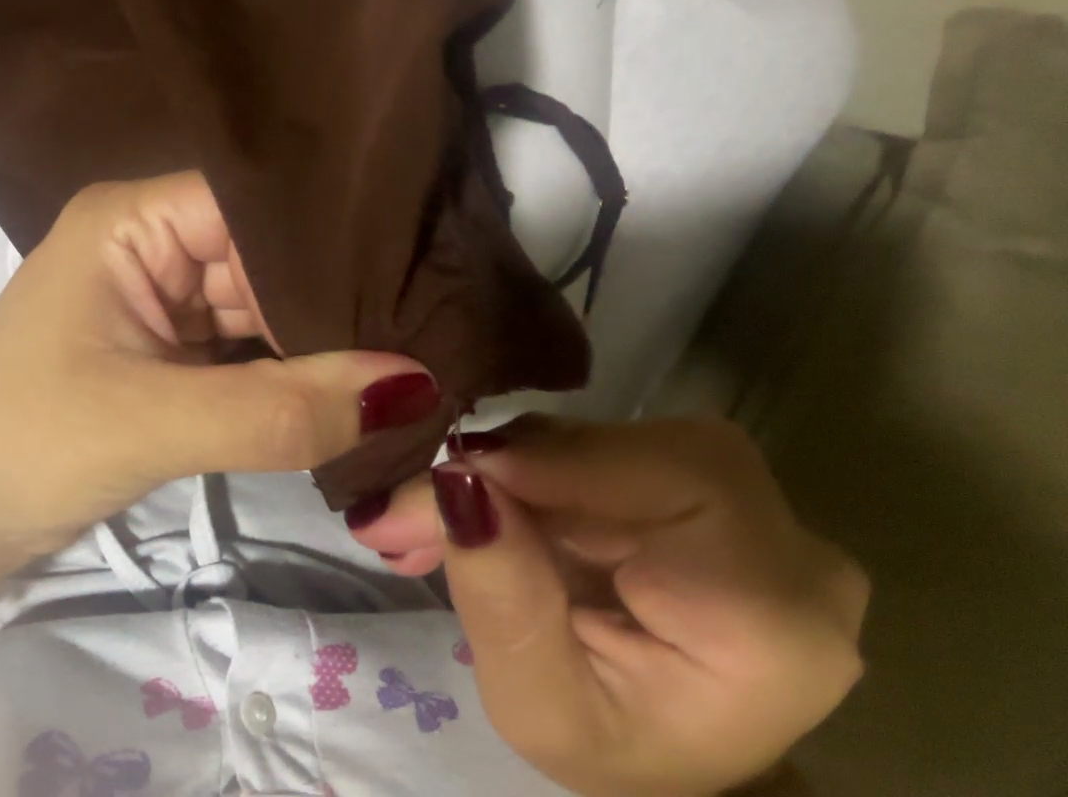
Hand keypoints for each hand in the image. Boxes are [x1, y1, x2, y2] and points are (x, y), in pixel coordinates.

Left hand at [0, 172, 436, 562]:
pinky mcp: (161, 358)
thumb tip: (416, 386)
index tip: (419, 271)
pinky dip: (286, 376)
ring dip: (318, 342)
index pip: (251, 201)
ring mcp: (154, 304)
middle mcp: (145, 246)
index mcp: (127, 221)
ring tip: (418, 357)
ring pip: (257, 309)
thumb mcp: (151, 423)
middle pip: (263, 255)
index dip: (329, 236)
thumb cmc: (23, 446)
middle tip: (437, 326)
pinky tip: (356, 390)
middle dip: (334, 298)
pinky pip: (241, 354)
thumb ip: (281, 408)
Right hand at [367, 415, 866, 796]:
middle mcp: (793, 557)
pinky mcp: (716, 500)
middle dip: (516, 464)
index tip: (455, 469)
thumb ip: (504, 604)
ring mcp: (762, 521)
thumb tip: (457, 482)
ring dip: (511, 467)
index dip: (566, 456)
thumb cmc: (609, 752)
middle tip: (412, 503)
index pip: (686, 478)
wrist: (665, 763)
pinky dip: (529, 471)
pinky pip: (611, 455)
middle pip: (645, 451)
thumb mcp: (537, 708)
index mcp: (773, 623)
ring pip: (618, 442)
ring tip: (427, 517)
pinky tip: (477, 508)